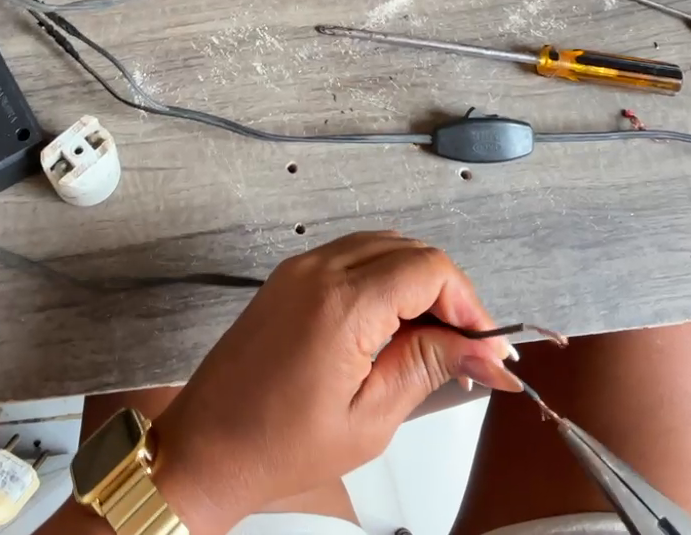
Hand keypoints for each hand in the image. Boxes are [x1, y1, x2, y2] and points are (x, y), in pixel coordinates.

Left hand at [150, 232, 519, 533]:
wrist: (208, 444)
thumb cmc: (277, 444)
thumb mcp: (370, 418)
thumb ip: (429, 367)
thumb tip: (482, 350)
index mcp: (342, 304)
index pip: (429, 268)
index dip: (467, 302)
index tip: (481, 345)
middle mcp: (318, 271)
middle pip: (409, 250)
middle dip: (446, 292)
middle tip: (461, 347)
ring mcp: (300, 268)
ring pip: (382, 245)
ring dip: (415, 281)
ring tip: (427, 340)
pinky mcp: (289, 276)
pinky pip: (351, 254)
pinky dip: (382, 277)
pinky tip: (388, 324)